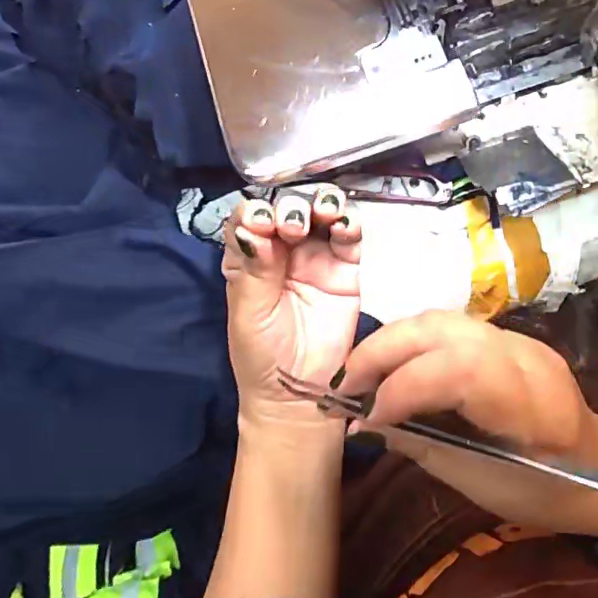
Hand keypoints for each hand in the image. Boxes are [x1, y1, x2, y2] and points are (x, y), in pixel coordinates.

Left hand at [222, 185, 361, 432]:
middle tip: (292, 223)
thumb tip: (253, 224)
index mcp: (250, 256)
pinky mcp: (346, 268)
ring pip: (320, 214)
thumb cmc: (262, 354)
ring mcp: (316, 255)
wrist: (300, 393)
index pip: (249, 219)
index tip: (260, 217)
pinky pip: (349, 238)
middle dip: (290, 206)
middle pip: (287, 209)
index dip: (255, 210)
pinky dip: (348, 224)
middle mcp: (282, 249)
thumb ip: (255, 268)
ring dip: (321, 204)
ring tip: (321, 213)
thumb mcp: (248, 312)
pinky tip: (343, 225)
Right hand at [339, 312, 597, 534]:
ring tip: (360, 373)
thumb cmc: (549, 492)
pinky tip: (391, 363)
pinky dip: (410, 341)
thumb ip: (424, 444)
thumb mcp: (485, 485)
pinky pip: (448, 326)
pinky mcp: (507, 335)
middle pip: (441, 330)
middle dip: (383, 351)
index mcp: (535, 405)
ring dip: (391, 340)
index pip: (461, 371)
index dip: (406, 387)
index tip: (368, 417)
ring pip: (439, 319)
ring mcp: (518, 338)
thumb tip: (363, 423)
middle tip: (346, 385)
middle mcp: (526, 358)